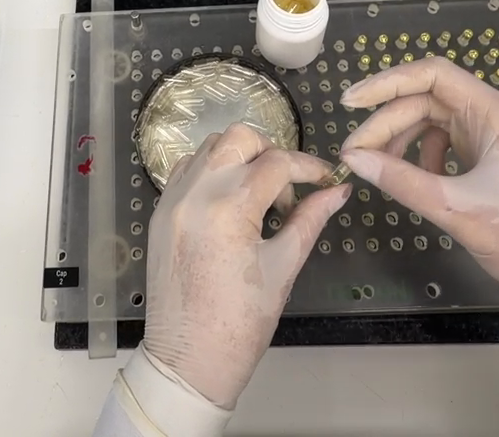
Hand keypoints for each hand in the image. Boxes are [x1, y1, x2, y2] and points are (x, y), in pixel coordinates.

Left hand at [141, 123, 352, 409]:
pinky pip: (188, 167)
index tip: (326, 179)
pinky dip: (212, 170)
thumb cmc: (241, 323)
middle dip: (270, 151)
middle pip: (239, 138)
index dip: (308, 167)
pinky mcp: (160, 209)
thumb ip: (309, 220)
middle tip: (288, 186)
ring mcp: (173, 197)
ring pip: (210, 146)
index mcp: (229, 206)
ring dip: (240, 157)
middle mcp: (196, 190)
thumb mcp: (283, 268)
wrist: (188, 361)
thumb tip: (338, 192)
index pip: (277, 163)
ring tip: (259, 195)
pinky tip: (229, 199)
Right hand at [339, 57, 498, 301]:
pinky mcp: (492, 155)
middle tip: (354, 153)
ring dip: (401, 139)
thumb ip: (401, 180)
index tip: (350, 102)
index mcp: (497, 114)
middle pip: (427, 100)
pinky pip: (446, 140)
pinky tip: (416, 180)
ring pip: (433, 120)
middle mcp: (496, 115)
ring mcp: (494, 135)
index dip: (386, 82)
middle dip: (387, 123)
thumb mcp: (458, 211)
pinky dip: (422, 155)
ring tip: (378, 168)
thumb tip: (352, 159)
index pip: (432, 75)